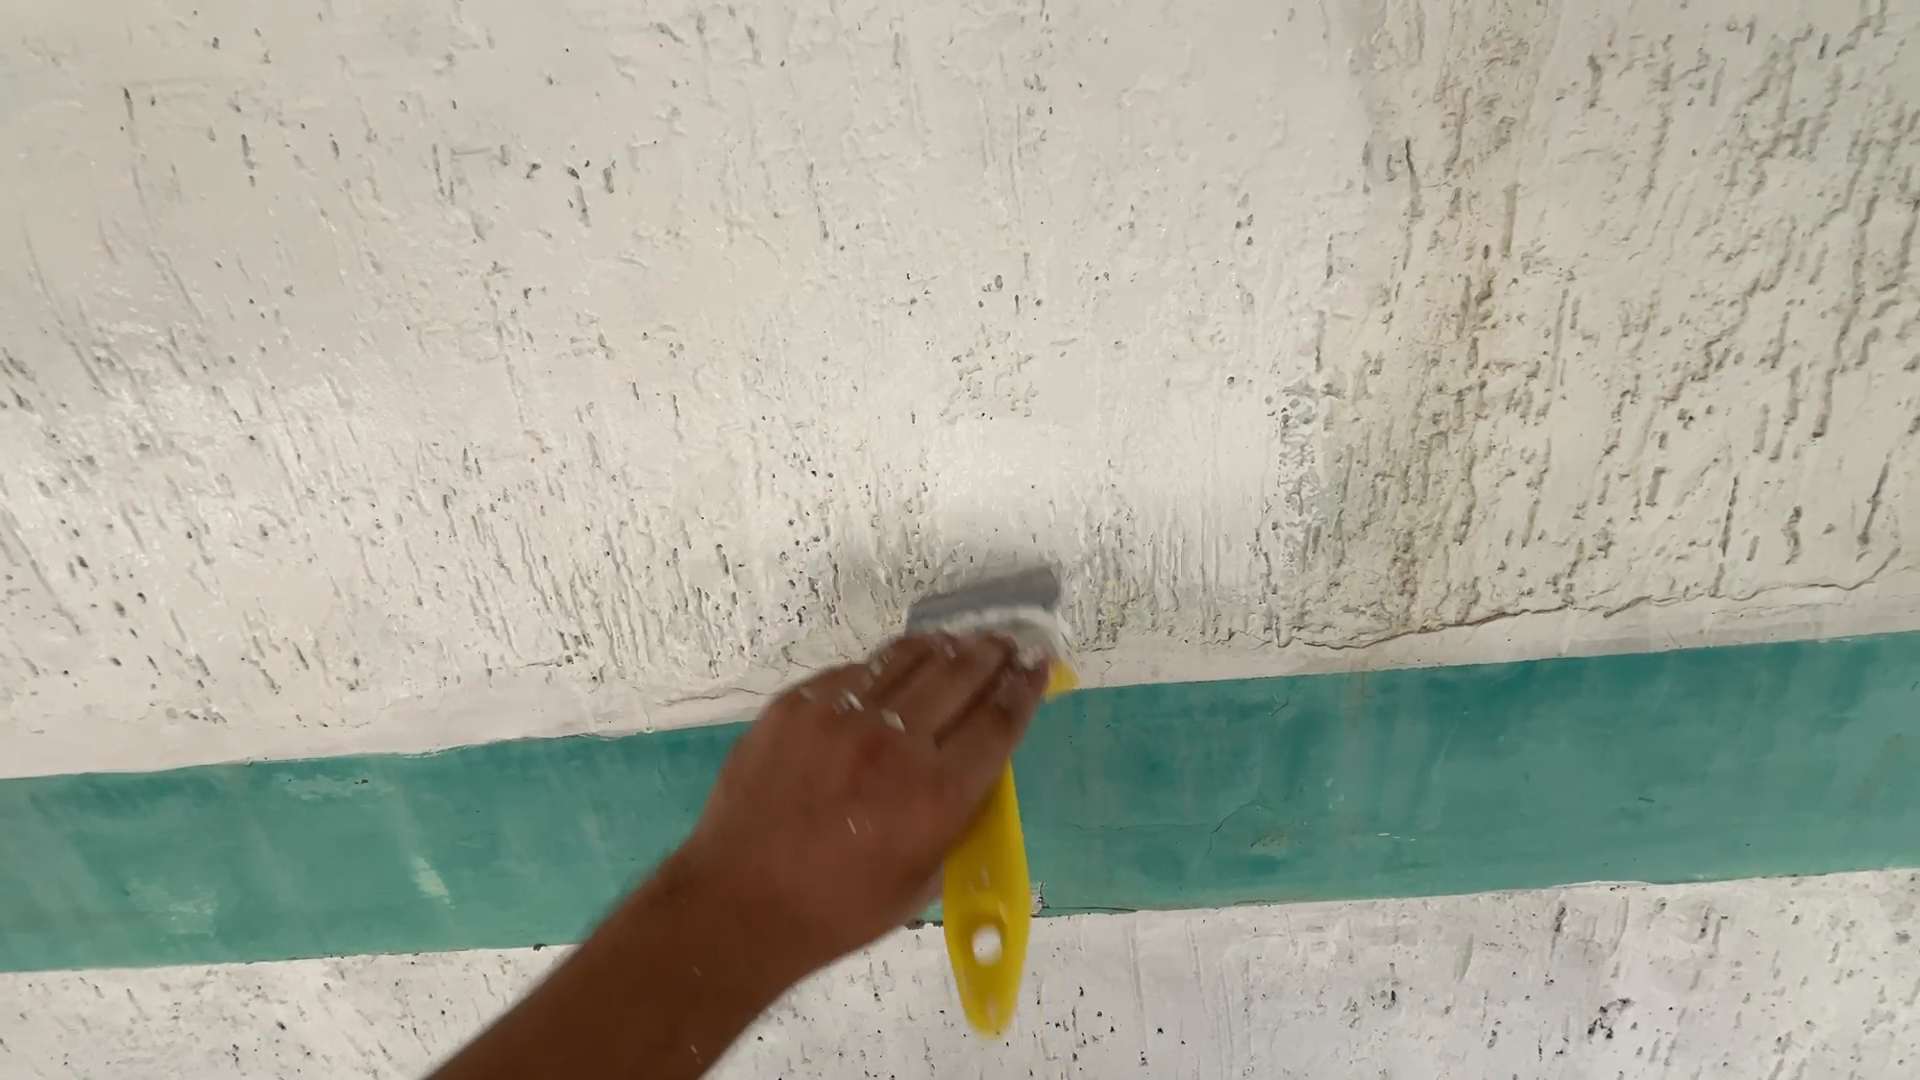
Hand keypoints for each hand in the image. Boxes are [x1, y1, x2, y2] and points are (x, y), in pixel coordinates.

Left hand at [674, 633, 1049, 978]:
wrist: (738, 900)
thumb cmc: (839, 907)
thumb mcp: (925, 878)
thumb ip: (959, 814)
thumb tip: (976, 759)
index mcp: (935, 794)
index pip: (998, 721)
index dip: (1026, 686)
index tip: (1038, 664)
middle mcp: (894, 742)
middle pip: (961, 674)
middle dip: (993, 654)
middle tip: (1005, 643)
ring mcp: (840, 715)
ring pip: (909, 657)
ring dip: (944, 647)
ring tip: (957, 644)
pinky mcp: (797, 702)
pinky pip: (856, 671)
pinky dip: (884, 669)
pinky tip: (891, 676)